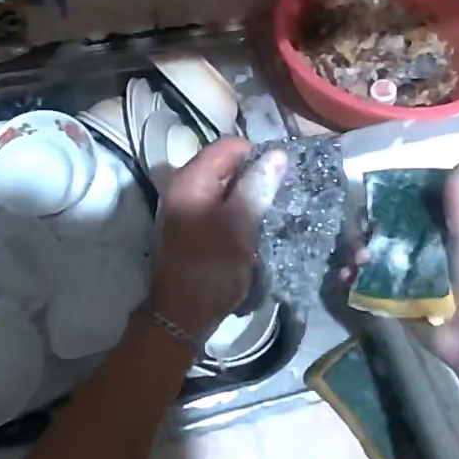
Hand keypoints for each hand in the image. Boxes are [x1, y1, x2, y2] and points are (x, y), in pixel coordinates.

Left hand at [149, 138, 288, 336]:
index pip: (229, 145)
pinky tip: (247, 226)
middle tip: (275, 198)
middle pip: (223, 162)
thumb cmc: (213, 267)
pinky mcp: (185, 223)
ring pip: (220, 183)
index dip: (258, 155)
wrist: (182, 313)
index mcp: (190, 178)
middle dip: (252, 175)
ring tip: (265, 213)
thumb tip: (277, 154)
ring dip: (244, 193)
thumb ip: (258, 185)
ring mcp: (180, 204)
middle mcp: (180, 184)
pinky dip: (232, 207)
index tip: (279, 179)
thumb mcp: (241, 224)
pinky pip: (213, 202)